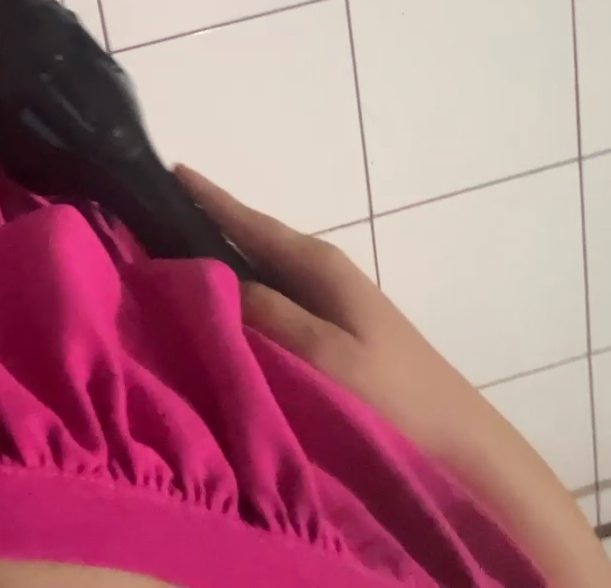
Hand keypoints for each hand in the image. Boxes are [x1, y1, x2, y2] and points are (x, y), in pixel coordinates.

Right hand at [175, 165, 507, 468]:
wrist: (458, 441)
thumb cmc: (391, 393)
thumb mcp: (324, 353)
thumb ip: (267, 312)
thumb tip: (212, 277)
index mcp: (316, 264)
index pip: (248, 220)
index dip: (208, 197)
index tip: (170, 169)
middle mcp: (317, 269)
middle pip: (249, 236)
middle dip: (204, 219)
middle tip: (152, 212)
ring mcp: (324, 296)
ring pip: (255, 264)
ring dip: (216, 252)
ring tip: (168, 246)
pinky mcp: (325, 324)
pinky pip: (266, 291)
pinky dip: (235, 284)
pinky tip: (214, 295)